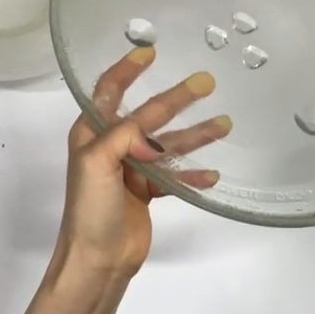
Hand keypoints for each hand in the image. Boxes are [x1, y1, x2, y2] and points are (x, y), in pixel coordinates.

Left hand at [56, 46, 229, 280]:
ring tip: (224, 124)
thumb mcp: (96, 164)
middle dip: (178, 98)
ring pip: (169, 144)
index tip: (149, 52)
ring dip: (195, 135)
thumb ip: (123, 137)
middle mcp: (113, 144)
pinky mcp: (148, 191)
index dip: (127, 70)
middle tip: (206, 82)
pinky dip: (193, 174)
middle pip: (150, 114)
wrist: (96, 261)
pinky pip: (176, 176)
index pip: (109, 90)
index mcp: (93, 133)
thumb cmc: (89, 209)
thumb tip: (152, 136)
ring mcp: (132, 168)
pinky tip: (213, 175)